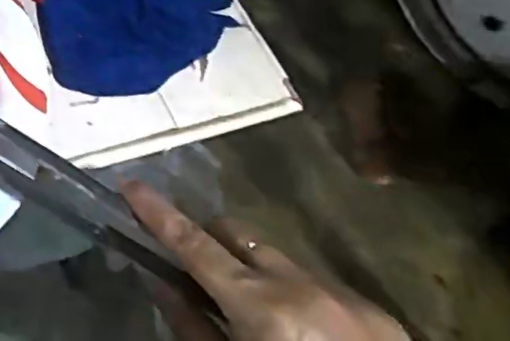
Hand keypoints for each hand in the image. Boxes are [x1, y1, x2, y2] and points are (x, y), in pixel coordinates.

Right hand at [123, 180, 408, 340]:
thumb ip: (196, 331)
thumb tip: (164, 287)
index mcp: (261, 307)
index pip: (193, 243)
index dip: (156, 213)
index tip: (129, 184)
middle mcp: (301, 284)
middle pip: (235, 233)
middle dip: (211, 242)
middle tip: (200, 274)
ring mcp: (345, 295)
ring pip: (278, 259)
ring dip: (258, 276)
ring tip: (265, 323)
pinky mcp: (381, 315)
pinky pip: (321, 287)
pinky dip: (301, 300)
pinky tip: (311, 340)